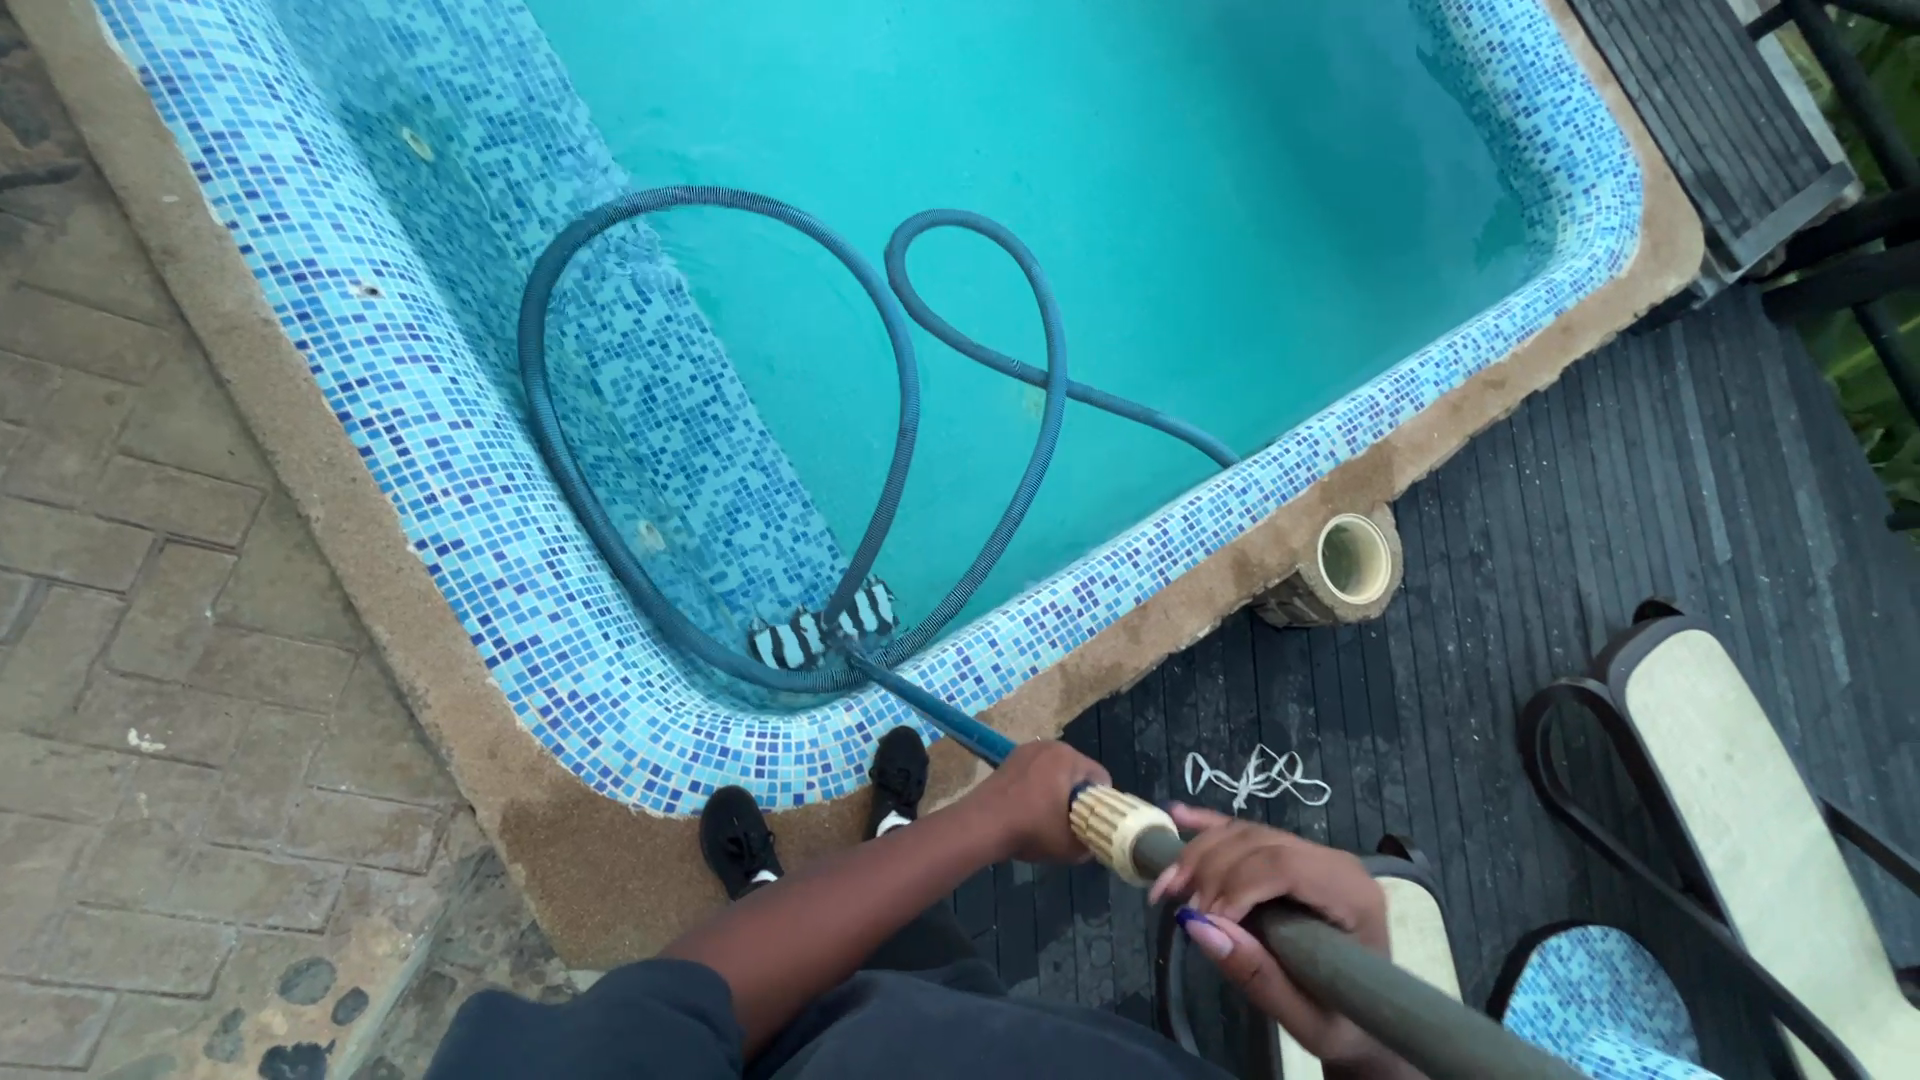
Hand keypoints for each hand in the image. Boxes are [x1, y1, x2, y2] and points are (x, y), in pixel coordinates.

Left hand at [961, 740, 1109, 862]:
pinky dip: (1039, 786)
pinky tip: (1030, 808)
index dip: (1102, 802)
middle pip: (1078, 771)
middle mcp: (1049, 746)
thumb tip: (1092, 843)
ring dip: (1058, 790)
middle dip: (1078, 795)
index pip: (1100, 777)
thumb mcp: (1070, 847)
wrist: (980, 825)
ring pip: (1056, 770)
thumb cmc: (1030, 830)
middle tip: (1072, 821)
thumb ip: (1090, 844)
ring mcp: (1026, 750)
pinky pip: (1036, 771)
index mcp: (1068, 758)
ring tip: (1049, 817)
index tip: (1093, 822)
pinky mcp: (1010, 759)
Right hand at [1149, 804, 1390, 1069]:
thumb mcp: (1305, 1018)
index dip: (1235, 883)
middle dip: (1209, 869)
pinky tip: (1177, 815)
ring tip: (1167, 886)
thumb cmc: (1343, 1022)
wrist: (1367, 1021)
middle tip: (1175, 904)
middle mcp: (1335, 862)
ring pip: (1243, 834)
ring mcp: (1312, 853)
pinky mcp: (1290, 853)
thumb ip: (1256, 974)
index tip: (1204, 915)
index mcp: (1352, 896)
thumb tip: (1196, 924)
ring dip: (1198, 853)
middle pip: (1257, 843)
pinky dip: (1208, 825)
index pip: (1283, 865)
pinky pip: (1244, 831)